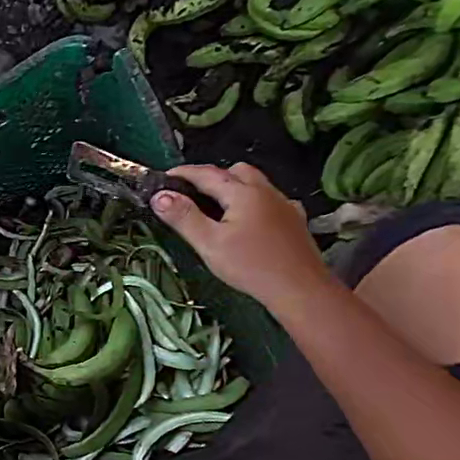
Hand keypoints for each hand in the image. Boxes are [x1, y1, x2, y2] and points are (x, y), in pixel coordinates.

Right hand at [150, 163, 333, 313]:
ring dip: (234, 186)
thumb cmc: (250, 266)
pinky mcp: (295, 220)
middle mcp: (266, 191)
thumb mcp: (209, 243)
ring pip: (256, 183)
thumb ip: (184, 217)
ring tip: (219, 206)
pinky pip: (272, 200)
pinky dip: (255, 202)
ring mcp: (284, 204)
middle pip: (236, 171)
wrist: (300, 288)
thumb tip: (159, 196)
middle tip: (192, 193)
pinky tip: (252, 220)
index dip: (183, 173)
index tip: (165, 178)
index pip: (207, 174)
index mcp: (242, 193)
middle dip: (212, 176)